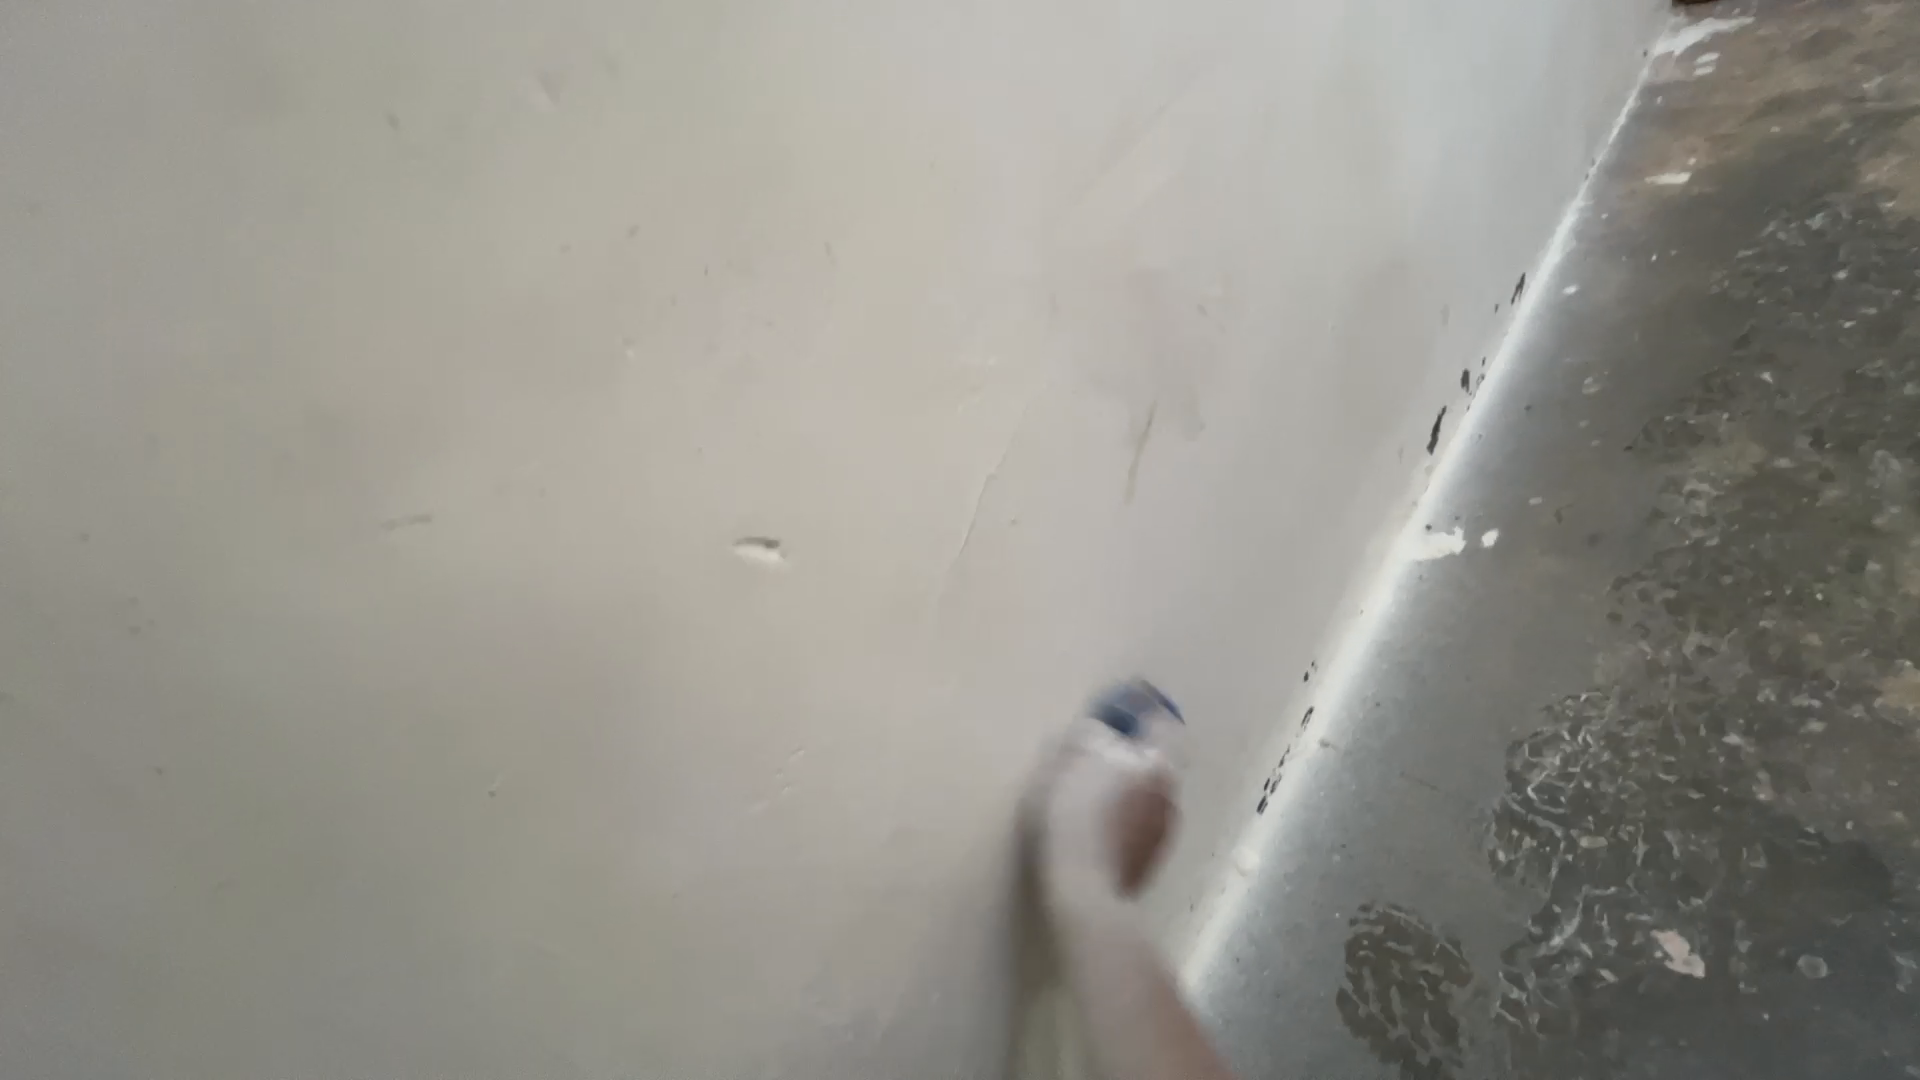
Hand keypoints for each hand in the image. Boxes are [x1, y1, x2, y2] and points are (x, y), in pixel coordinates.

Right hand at [1024, 688, 1181, 908]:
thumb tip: (1096, 732)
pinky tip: (1094, 827)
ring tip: (1091, 794)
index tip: (1125, 704)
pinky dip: (1122, 817)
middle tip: (1098, 751)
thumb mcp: (1065, 760)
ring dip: (1126, 788)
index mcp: (1154, 762)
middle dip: (1130, 753)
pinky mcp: (1151, 859)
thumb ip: (1085, 736)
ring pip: (1147, 794)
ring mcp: (1164, 829)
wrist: (1083, 890)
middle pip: (1154, 759)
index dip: (1143, 710)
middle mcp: (1169, 792)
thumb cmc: (1073, 814)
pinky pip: (1138, 823)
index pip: (1161, 722)